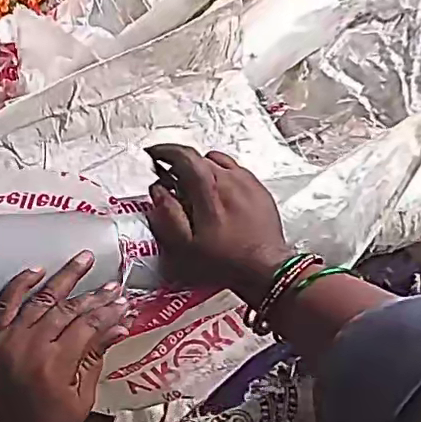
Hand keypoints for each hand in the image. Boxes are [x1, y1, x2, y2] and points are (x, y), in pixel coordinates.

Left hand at [0, 251, 131, 421]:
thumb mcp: (81, 398)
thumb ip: (96, 358)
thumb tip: (118, 327)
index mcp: (55, 366)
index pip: (88, 326)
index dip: (108, 312)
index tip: (123, 304)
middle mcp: (30, 348)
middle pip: (68, 310)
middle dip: (94, 296)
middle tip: (112, 286)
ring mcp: (9, 340)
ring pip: (41, 300)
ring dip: (64, 278)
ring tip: (82, 260)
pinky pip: (6, 303)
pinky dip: (20, 285)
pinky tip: (37, 271)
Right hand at [145, 145, 292, 304]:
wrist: (266, 270)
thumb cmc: (224, 262)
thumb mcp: (185, 246)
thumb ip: (167, 215)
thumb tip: (158, 191)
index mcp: (209, 191)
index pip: (184, 156)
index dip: (165, 151)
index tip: (153, 154)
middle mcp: (230, 180)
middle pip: (200, 157)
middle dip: (179, 162)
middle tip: (168, 177)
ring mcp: (247, 183)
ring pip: (218, 161)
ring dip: (200, 168)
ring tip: (192, 186)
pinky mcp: (259, 190)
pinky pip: (235, 171)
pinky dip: (220, 175)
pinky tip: (216, 195)